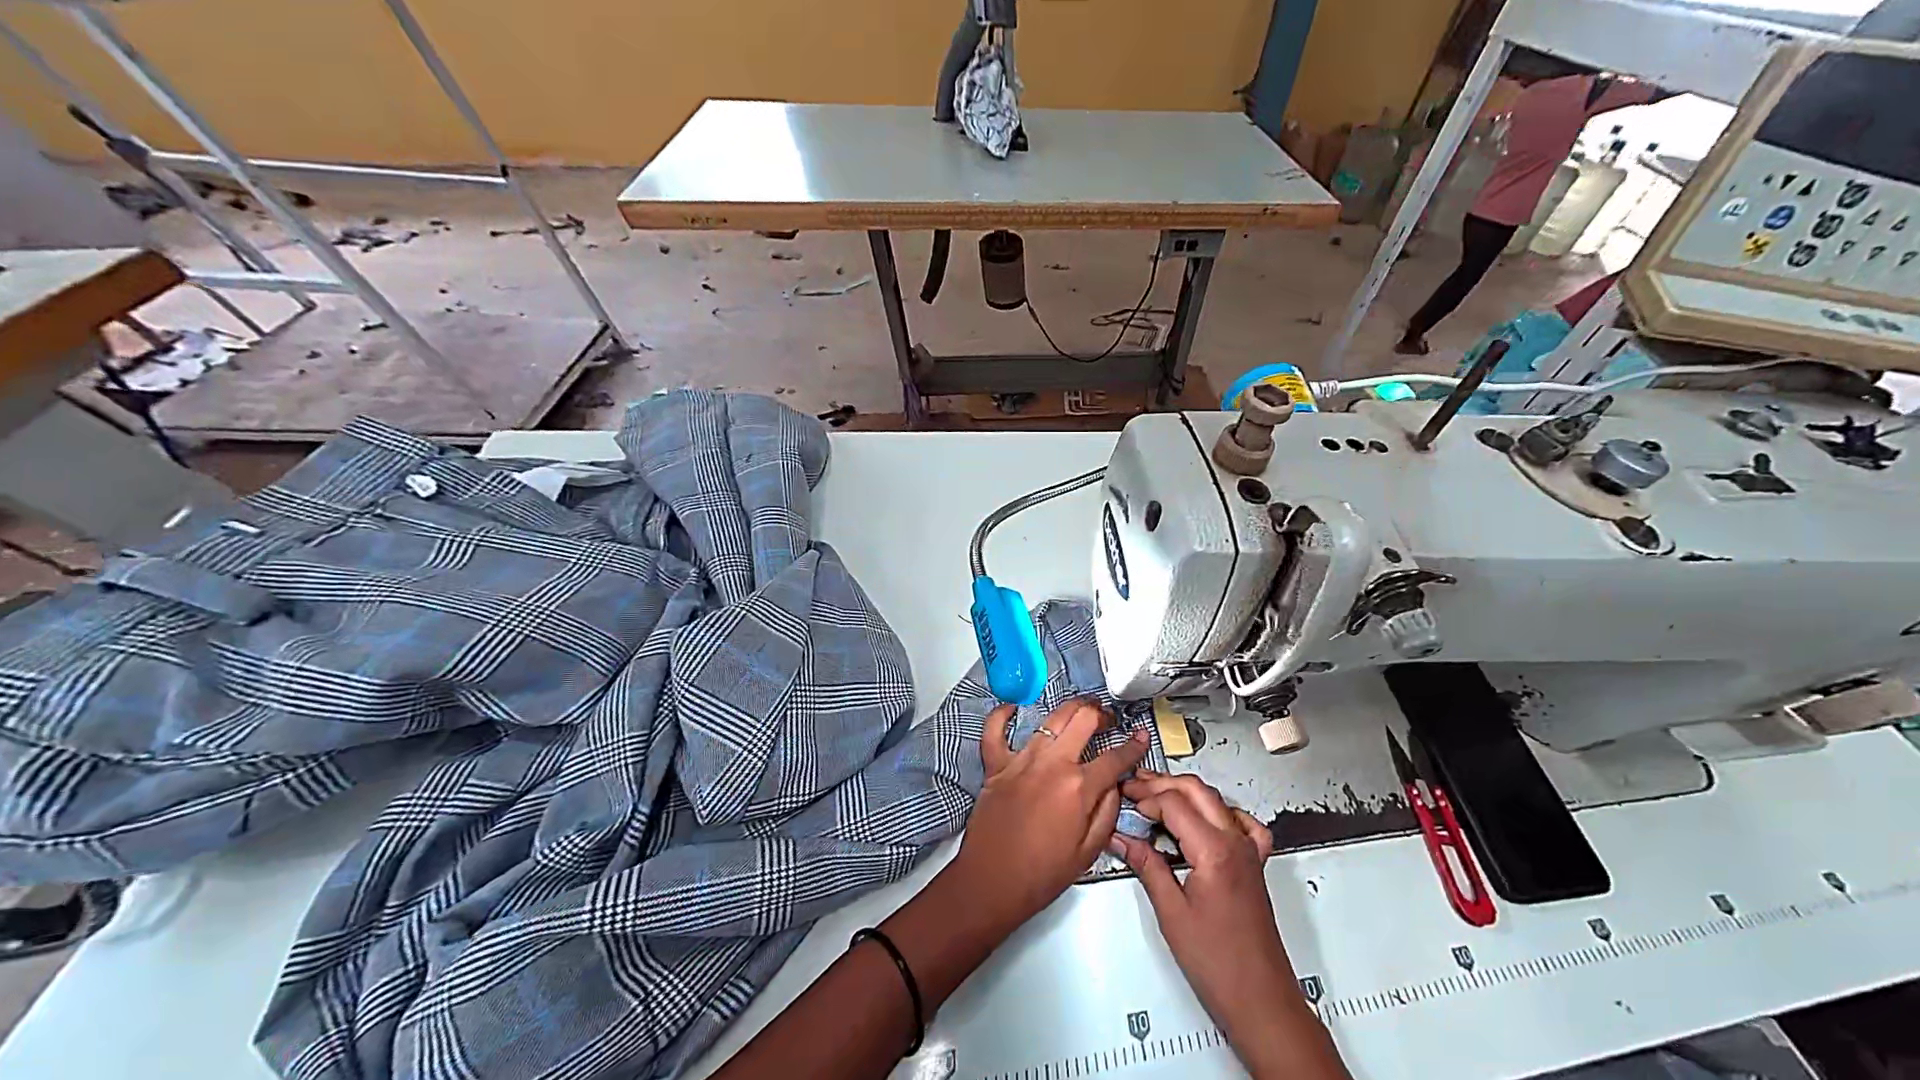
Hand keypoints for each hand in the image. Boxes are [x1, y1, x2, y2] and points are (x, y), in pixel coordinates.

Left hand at [947, 699, 1149, 932]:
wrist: (993, 881)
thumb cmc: (1040, 874)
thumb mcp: (1089, 850)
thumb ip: (1107, 812)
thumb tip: (1114, 786)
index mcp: (1078, 788)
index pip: (1115, 758)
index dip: (1133, 746)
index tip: (1140, 738)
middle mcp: (1051, 765)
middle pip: (1083, 720)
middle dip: (1101, 714)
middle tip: (1108, 719)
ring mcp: (1021, 761)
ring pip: (1049, 718)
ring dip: (1069, 709)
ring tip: (1079, 710)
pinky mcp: (996, 765)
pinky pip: (995, 730)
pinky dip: (1001, 716)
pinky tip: (1012, 709)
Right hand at [1114, 771, 1342, 1078]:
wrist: (1260, 999)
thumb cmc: (1223, 966)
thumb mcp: (1171, 912)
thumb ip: (1147, 865)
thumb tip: (1125, 839)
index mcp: (1216, 852)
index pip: (1173, 802)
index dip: (1143, 797)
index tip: (1124, 799)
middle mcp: (1237, 845)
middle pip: (1195, 790)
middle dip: (1160, 784)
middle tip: (1133, 789)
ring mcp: (1249, 852)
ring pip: (1215, 800)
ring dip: (1184, 793)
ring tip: (1155, 798)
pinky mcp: (1253, 864)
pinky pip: (1240, 822)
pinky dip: (1217, 811)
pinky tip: (1201, 819)